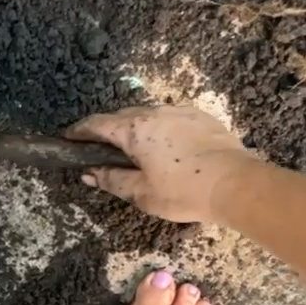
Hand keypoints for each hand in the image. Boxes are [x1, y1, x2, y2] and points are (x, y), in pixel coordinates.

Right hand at [66, 105, 255, 222]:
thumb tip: (89, 173)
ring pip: (147, 114)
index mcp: (134, 130)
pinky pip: (170, 117)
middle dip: (106, 129)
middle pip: (121, 116)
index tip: (69, 138)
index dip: (79, 131)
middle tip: (99, 146)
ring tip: (133, 146)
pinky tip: (164, 144)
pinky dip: (159, 127)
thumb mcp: (141, 194)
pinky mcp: (201, 116)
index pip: (97, 124)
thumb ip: (112, 180)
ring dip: (134, 127)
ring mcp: (179, 111)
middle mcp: (154, 113)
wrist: (236, 184)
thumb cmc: (184, 192)